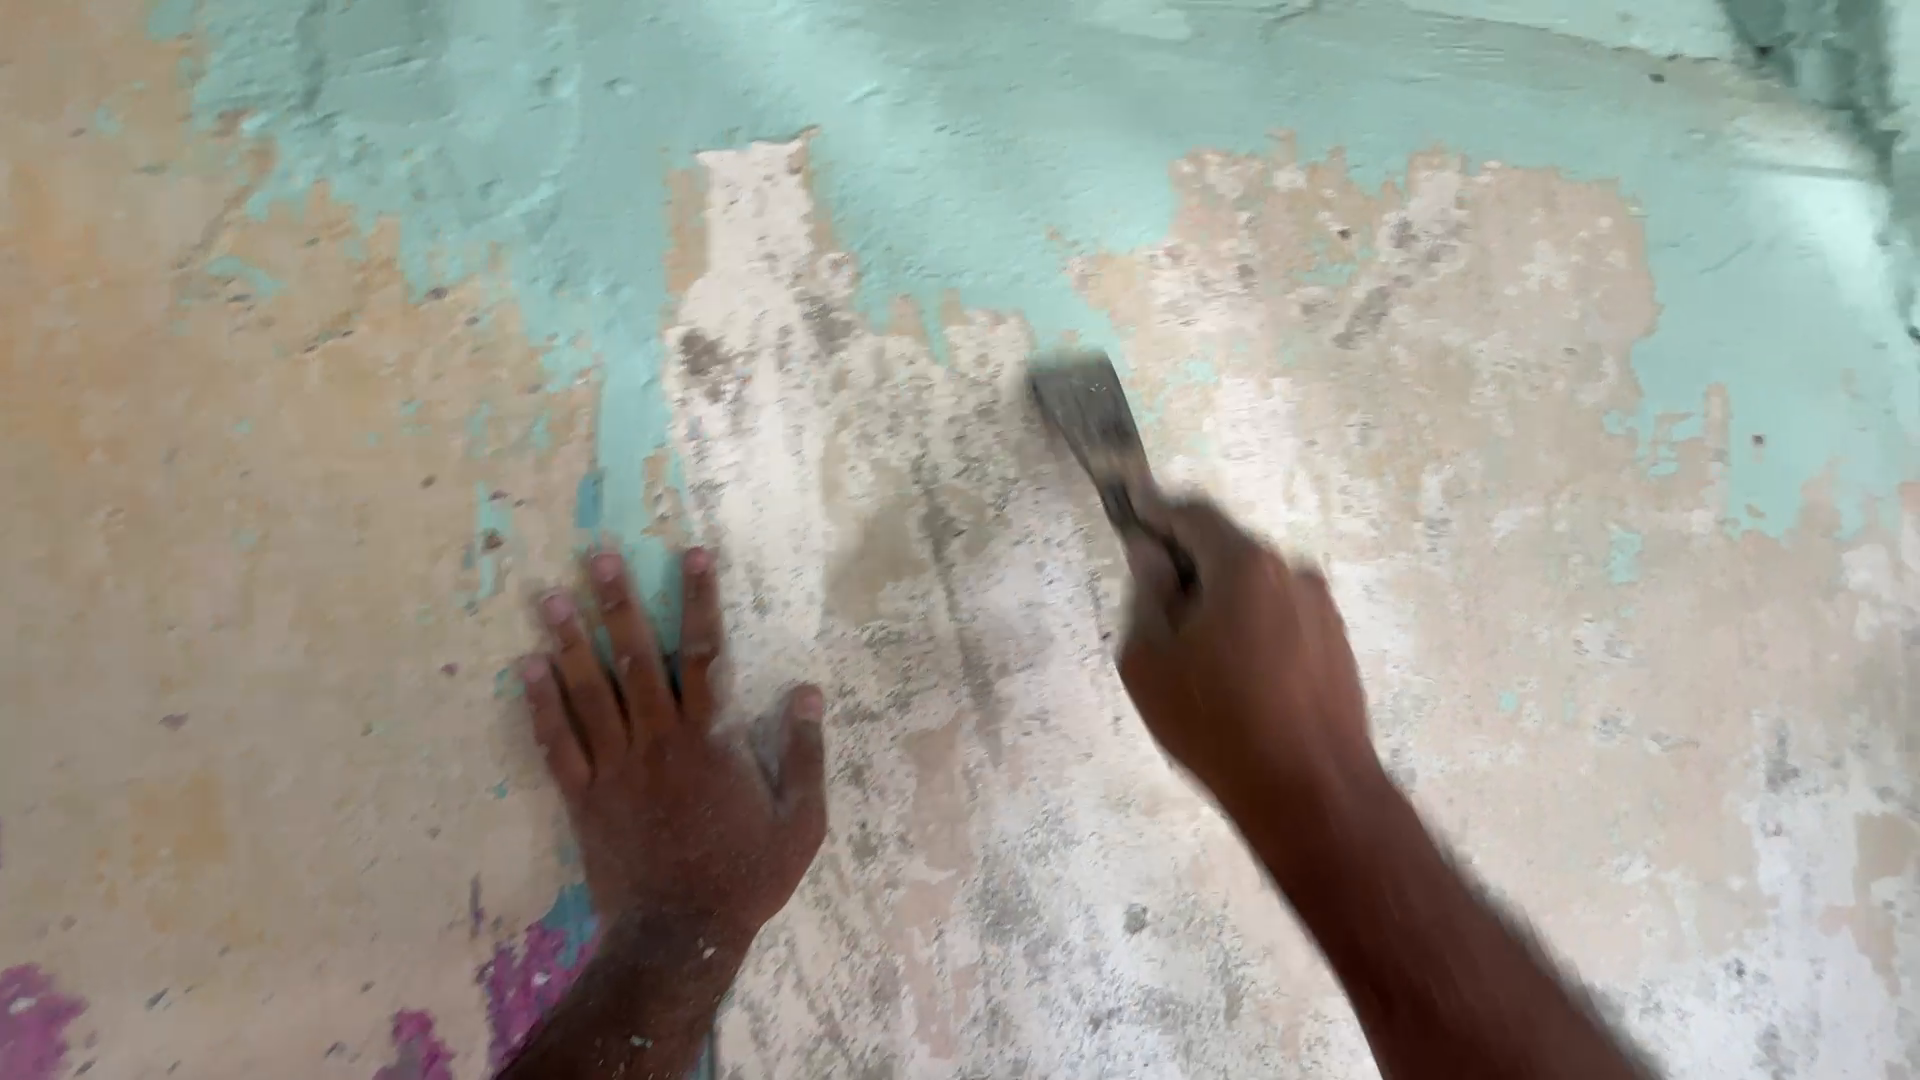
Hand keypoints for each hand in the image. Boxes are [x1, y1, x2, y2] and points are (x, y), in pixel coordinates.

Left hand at [521, 548, 826, 941]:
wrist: (680, 936)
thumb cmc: (746, 873)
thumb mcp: (802, 819)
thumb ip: (804, 752)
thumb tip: (807, 690)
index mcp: (708, 738)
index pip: (703, 652)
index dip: (698, 600)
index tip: (692, 555)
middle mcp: (657, 740)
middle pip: (635, 658)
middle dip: (618, 603)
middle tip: (598, 557)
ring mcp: (614, 768)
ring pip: (589, 692)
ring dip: (569, 641)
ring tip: (549, 596)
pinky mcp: (583, 798)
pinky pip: (557, 743)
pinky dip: (539, 704)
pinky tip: (524, 668)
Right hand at [1119, 502, 1378, 827]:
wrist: (1310, 792)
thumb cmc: (1214, 721)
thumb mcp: (1149, 657)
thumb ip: (1146, 591)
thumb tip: (1150, 554)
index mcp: (1245, 565)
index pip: (1192, 515)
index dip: (1156, 516)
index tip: (1131, 525)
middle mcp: (1292, 572)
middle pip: (1226, 551)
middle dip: (1188, 569)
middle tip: (1158, 615)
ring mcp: (1322, 608)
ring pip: (1254, 587)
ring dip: (1222, 602)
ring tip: (1200, 660)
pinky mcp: (1338, 643)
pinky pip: (1280, 617)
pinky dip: (1252, 628)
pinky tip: (1239, 678)